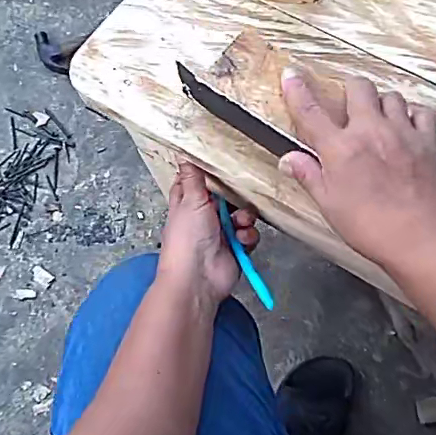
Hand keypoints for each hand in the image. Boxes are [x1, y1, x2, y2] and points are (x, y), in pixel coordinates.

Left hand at [156, 164, 258, 309]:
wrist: (199, 278)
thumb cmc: (187, 240)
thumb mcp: (190, 201)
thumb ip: (193, 178)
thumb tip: (184, 156)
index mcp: (188, 204)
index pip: (197, 184)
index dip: (207, 175)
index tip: (221, 165)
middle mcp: (205, 218)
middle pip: (227, 198)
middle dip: (237, 198)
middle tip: (239, 197)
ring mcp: (222, 233)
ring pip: (243, 215)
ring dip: (246, 218)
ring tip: (240, 224)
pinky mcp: (236, 247)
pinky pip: (250, 235)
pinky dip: (249, 236)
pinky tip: (242, 240)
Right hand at [278, 69, 435, 268]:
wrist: (419, 234)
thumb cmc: (372, 225)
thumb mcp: (330, 204)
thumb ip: (310, 176)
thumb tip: (289, 160)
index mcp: (340, 148)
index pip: (311, 111)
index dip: (298, 90)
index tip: (292, 76)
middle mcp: (371, 131)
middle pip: (358, 87)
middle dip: (350, 89)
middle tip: (348, 104)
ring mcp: (402, 132)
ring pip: (391, 96)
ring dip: (381, 102)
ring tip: (377, 118)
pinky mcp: (427, 140)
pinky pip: (421, 112)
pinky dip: (413, 114)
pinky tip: (407, 126)